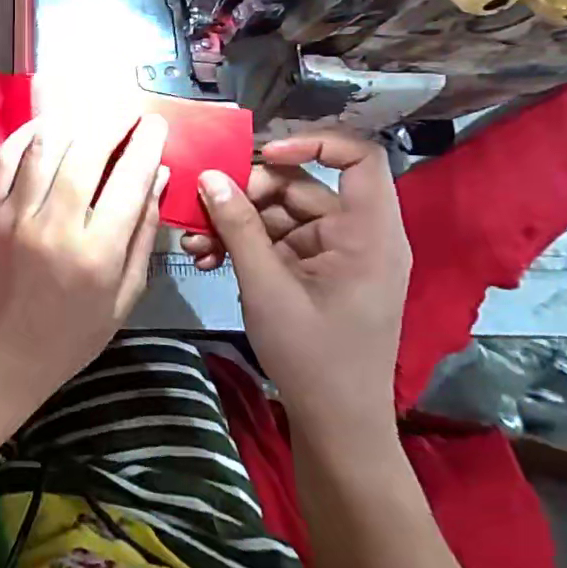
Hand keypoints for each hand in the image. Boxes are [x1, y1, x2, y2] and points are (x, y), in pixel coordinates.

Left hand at [0, 113, 169, 411]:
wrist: (7, 347)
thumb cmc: (77, 328)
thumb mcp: (127, 291)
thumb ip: (144, 231)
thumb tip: (159, 174)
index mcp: (97, 252)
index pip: (129, 180)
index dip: (147, 143)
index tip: (155, 123)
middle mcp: (54, 226)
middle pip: (86, 152)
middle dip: (112, 121)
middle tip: (127, 111)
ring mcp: (14, 215)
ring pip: (46, 146)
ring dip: (73, 121)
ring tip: (92, 113)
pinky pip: (7, 156)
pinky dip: (28, 134)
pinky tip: (48, 126)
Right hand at [186, 132, 411, 445]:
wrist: (335, 425)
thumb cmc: (312, 356)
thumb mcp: (267, 287)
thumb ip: (238, 228)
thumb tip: (210, 178)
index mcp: (369, 234)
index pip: (359, 158)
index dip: (313, 143)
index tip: (263, 156)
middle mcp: (359, 236)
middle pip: (304, 187)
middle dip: (250, 195)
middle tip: (208, 211)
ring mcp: (337, 256)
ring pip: (283, 216)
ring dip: (238, 224)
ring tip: (196, 244)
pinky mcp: (317, 274)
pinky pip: (280, 243)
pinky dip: (247, 246)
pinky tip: (209, 260)